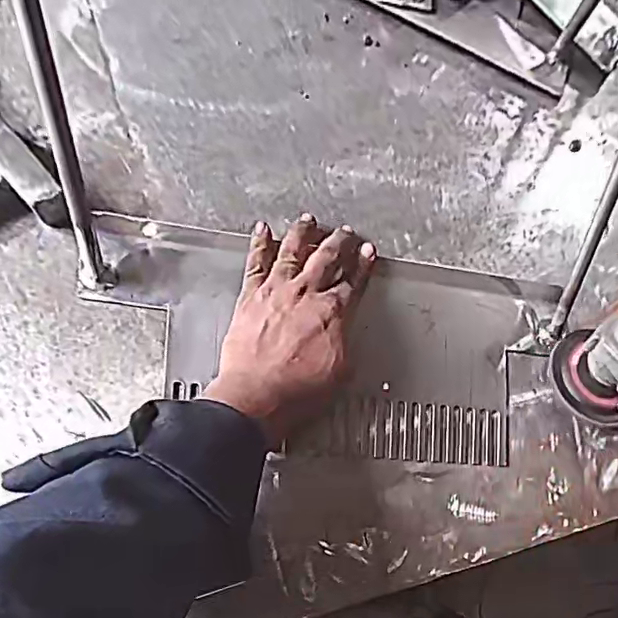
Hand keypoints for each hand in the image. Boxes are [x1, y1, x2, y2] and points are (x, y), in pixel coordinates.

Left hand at [202, 214, 376, 445]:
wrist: (258, 395)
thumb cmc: (296, 391)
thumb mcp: (340, 373)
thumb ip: (344, 344)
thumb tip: (344, 335)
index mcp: (333, 313)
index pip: (354, 282)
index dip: (363, 265)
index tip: (367, 253)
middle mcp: (306, 294)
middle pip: (326, 258)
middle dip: (339, 242)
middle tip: (346, 233)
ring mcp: (276, 291)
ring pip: (293, 250)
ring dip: (303, 233)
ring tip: (309, 221)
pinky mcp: (250, 297)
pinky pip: (256, 261)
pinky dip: (260, 243)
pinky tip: (263, 231)